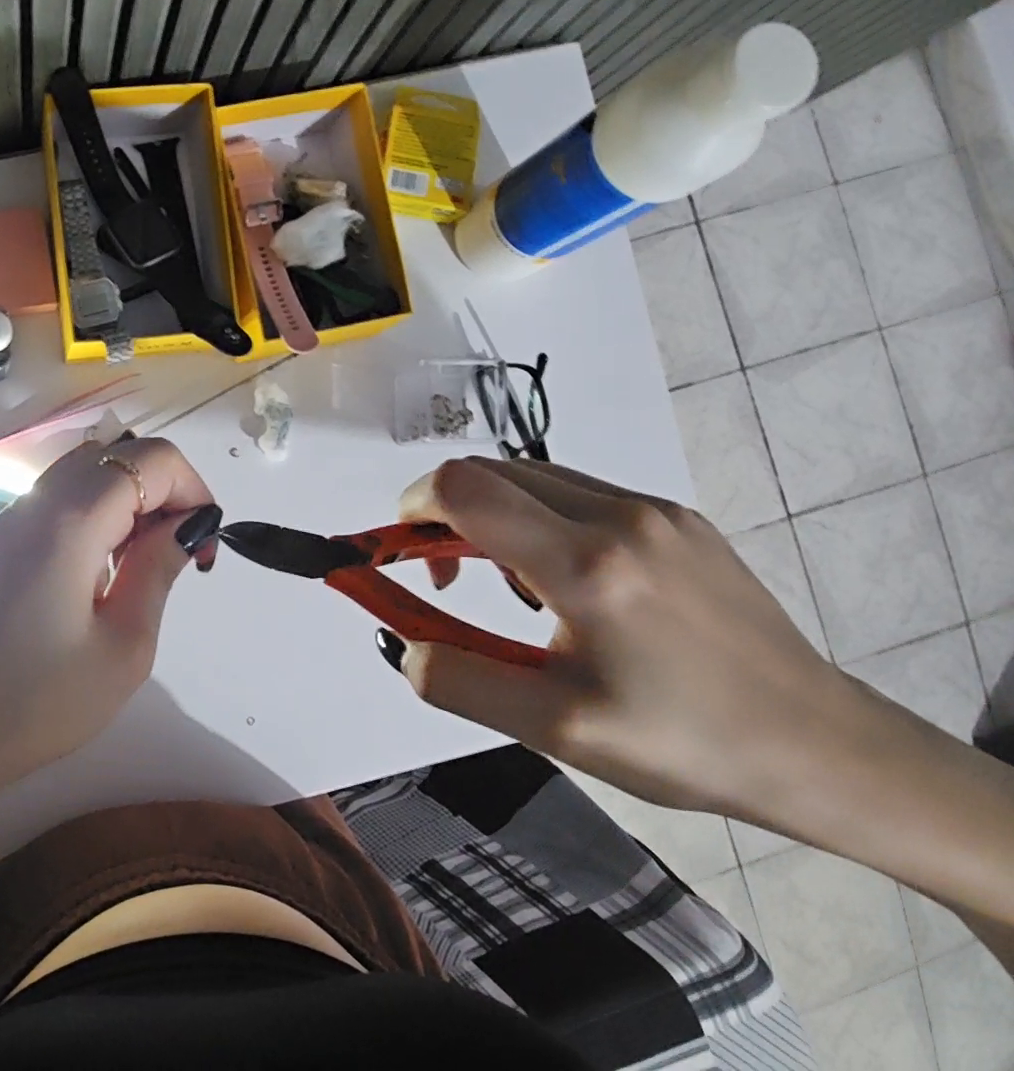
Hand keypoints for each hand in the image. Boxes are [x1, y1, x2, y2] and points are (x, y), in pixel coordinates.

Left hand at [0, 437, 217, 816]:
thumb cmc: (40, 701)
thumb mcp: (124, 645)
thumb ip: (158, 569)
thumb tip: (186, 525)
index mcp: (71, 521)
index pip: (151, 458)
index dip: (193, 488)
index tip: (202, 546)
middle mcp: (37, 502)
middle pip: (116, 453)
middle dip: (163, 489)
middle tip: (177, 555)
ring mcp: (12, 519)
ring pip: (85, 472)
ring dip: (128, 499)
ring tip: (142, 566)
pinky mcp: (0, 542)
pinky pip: (59, 499)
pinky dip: (95, 513)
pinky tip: (101, 573)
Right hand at [387, 457, 881, 820]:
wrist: (822, 746)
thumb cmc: (684, 744)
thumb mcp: (553, 729)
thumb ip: (458, 681)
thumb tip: (405, 644)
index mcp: (586, 565)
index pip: (462, 489)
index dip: (407, 511)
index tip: (397, 559)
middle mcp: (619, 516)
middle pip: (488, 471)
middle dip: (441, 516)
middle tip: (446, 585)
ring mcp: (655, 512)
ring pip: (532, 478)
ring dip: (489, 518)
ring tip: (508, 592)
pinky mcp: (678, 521)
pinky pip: (577, 495)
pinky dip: (537, 522)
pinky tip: (562, 586)